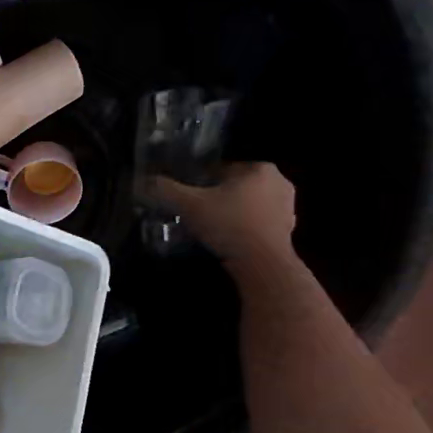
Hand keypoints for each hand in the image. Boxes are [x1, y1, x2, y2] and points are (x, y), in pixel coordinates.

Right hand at [155, 162, 295, 264]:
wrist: (262, 264)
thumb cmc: (228, 226)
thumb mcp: (189, 206)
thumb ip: (166, 190)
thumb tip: (144, 182)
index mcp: (258, 168)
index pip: (220, 170)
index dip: (199, 185)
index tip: (186, 201)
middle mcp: (278, 181)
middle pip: (235, 187)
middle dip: (216, 199)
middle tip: (196, 217)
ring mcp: (287, 207)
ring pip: (247, 204)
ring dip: (231, 213)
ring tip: (211, 231)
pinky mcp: (288, 230)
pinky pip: (258, 223)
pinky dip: (244, 229)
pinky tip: (229, 242)